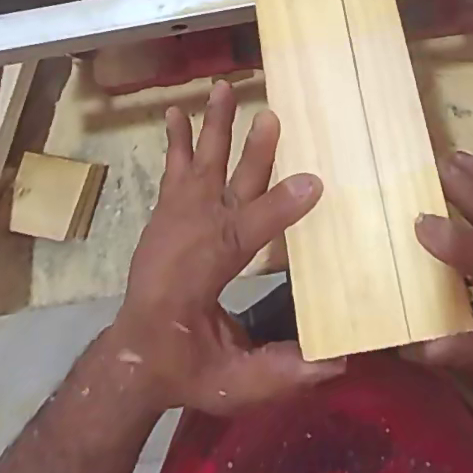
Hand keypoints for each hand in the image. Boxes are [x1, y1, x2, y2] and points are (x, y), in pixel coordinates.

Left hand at [101, 80, 344, 413]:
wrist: (132, 358)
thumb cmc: (187, 369)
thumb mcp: (231, 383)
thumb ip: (280, 373)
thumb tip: (340, 361)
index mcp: (207, 273)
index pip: (247, 232)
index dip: (280, 207)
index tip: (315, 180)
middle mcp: (189, 237)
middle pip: (229, 186)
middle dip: (253, 152)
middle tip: (271, 115)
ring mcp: (175, 223)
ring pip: (200, 165)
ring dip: (213, 127)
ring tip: (221, 88)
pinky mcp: (166, 217)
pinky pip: (173, 170)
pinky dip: (177, 140)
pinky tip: (176, 113)